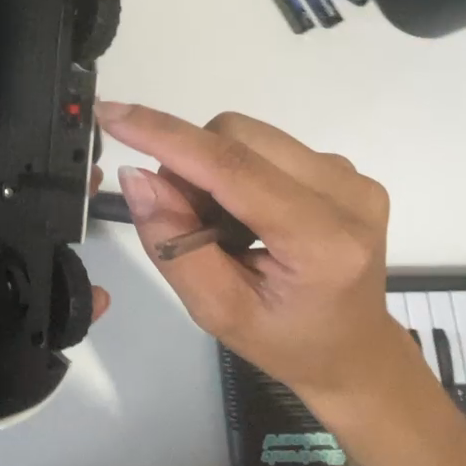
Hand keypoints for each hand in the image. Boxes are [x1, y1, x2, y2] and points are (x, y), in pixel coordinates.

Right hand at [97, 102, 406, 407]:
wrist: (353, 351)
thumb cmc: (284, 341)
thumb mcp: (216, 311)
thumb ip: (172, 244)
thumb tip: (135, 176)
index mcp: (322, 242)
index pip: (233, 168)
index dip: (166, 136)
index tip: (112, 114)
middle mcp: (346, 195)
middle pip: (236, 137)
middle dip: (189, 166)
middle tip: (184, 220)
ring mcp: (350, 176)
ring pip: (247, 135)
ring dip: (211, 169)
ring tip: (221, 226)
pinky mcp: (343, 168)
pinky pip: (265, 144)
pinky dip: (236, 171)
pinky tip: (247, 216)